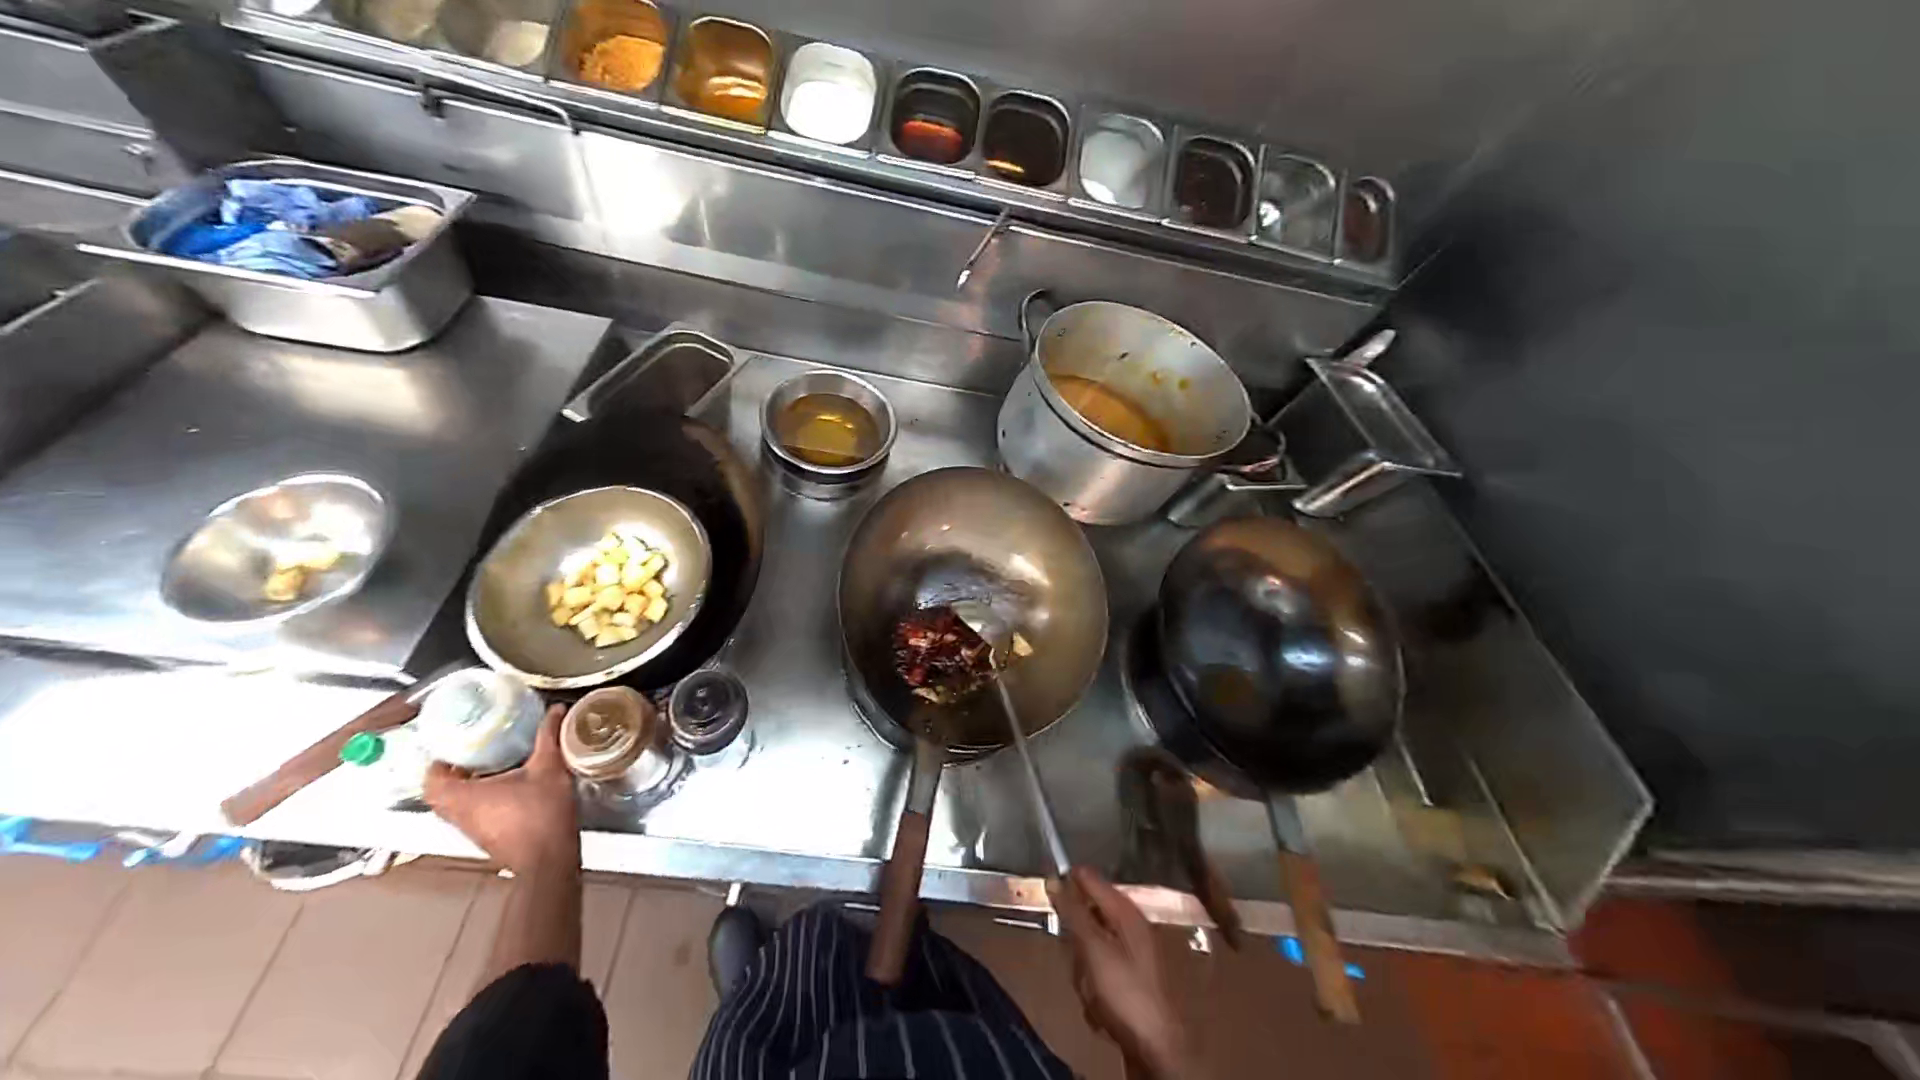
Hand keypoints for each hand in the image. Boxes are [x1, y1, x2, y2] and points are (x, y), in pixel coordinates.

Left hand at [423, 704, 579, 875]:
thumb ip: (548, 736)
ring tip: (491, 766)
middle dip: (453, 772)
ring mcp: (471, 830)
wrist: (549, 858)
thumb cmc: (541, 813)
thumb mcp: (549, 767)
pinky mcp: (486, 838)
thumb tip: (554, 709)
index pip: (430, 779)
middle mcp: (459, 815)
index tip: (454, 745)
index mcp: (464, 796)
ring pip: (455, 806)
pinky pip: (472, 815)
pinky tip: (507, 788)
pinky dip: (479, 801)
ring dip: (466, 788)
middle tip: (473, 752)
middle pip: (440, 793)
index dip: (437, 760)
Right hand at [1050, 867, 1192, 1079]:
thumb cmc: (1126, 993)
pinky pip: (1098, 972)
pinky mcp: (1130, 981)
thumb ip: (1073, 913)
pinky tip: (1099, 1007)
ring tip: (1090, 990)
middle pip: (1086, 916)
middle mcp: (1131, 926)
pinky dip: (1094, 988)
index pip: (1089, 878)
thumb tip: (1053, 880)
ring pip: (1089, 947)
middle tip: (1077, 959)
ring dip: (1083, 970)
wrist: (1159, 1050)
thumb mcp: (1093, 949)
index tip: (1047, 897)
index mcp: (1126, 911)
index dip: (1067, 883)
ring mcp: (1132, 954)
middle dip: (1075, 940)